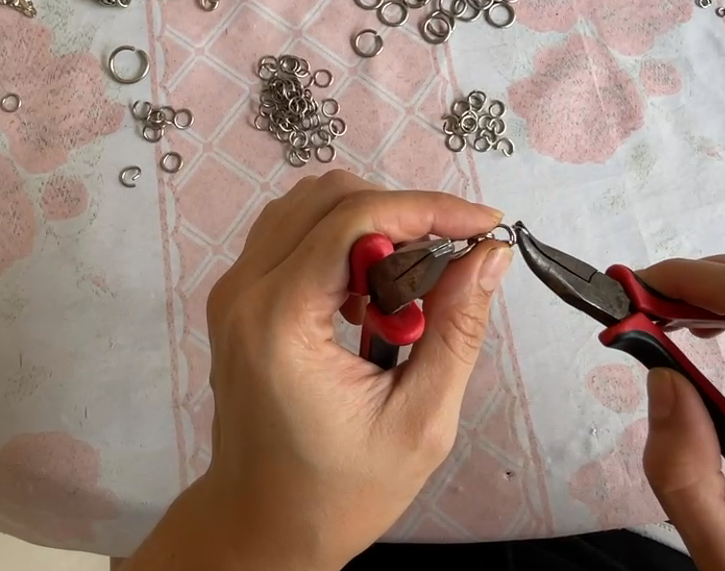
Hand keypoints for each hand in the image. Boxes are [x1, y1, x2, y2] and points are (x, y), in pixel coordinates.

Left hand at [122, 170, 512, 570]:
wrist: (260, 525)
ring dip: (372, 219)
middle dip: (402, 213)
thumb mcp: (420, 422)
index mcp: (281, 322)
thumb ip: (457, 329)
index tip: (485, 225)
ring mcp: (234, 285)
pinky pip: (294, 226)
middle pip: (331, 198)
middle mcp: (245, 288)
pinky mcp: (238, 290)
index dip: (427, 209)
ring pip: (311, 201)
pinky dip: (342, 233)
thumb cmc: (341, 491)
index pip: (354, 221)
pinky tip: (368, 283)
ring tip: (410, 272)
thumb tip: (490, 253)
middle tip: (452, 253)